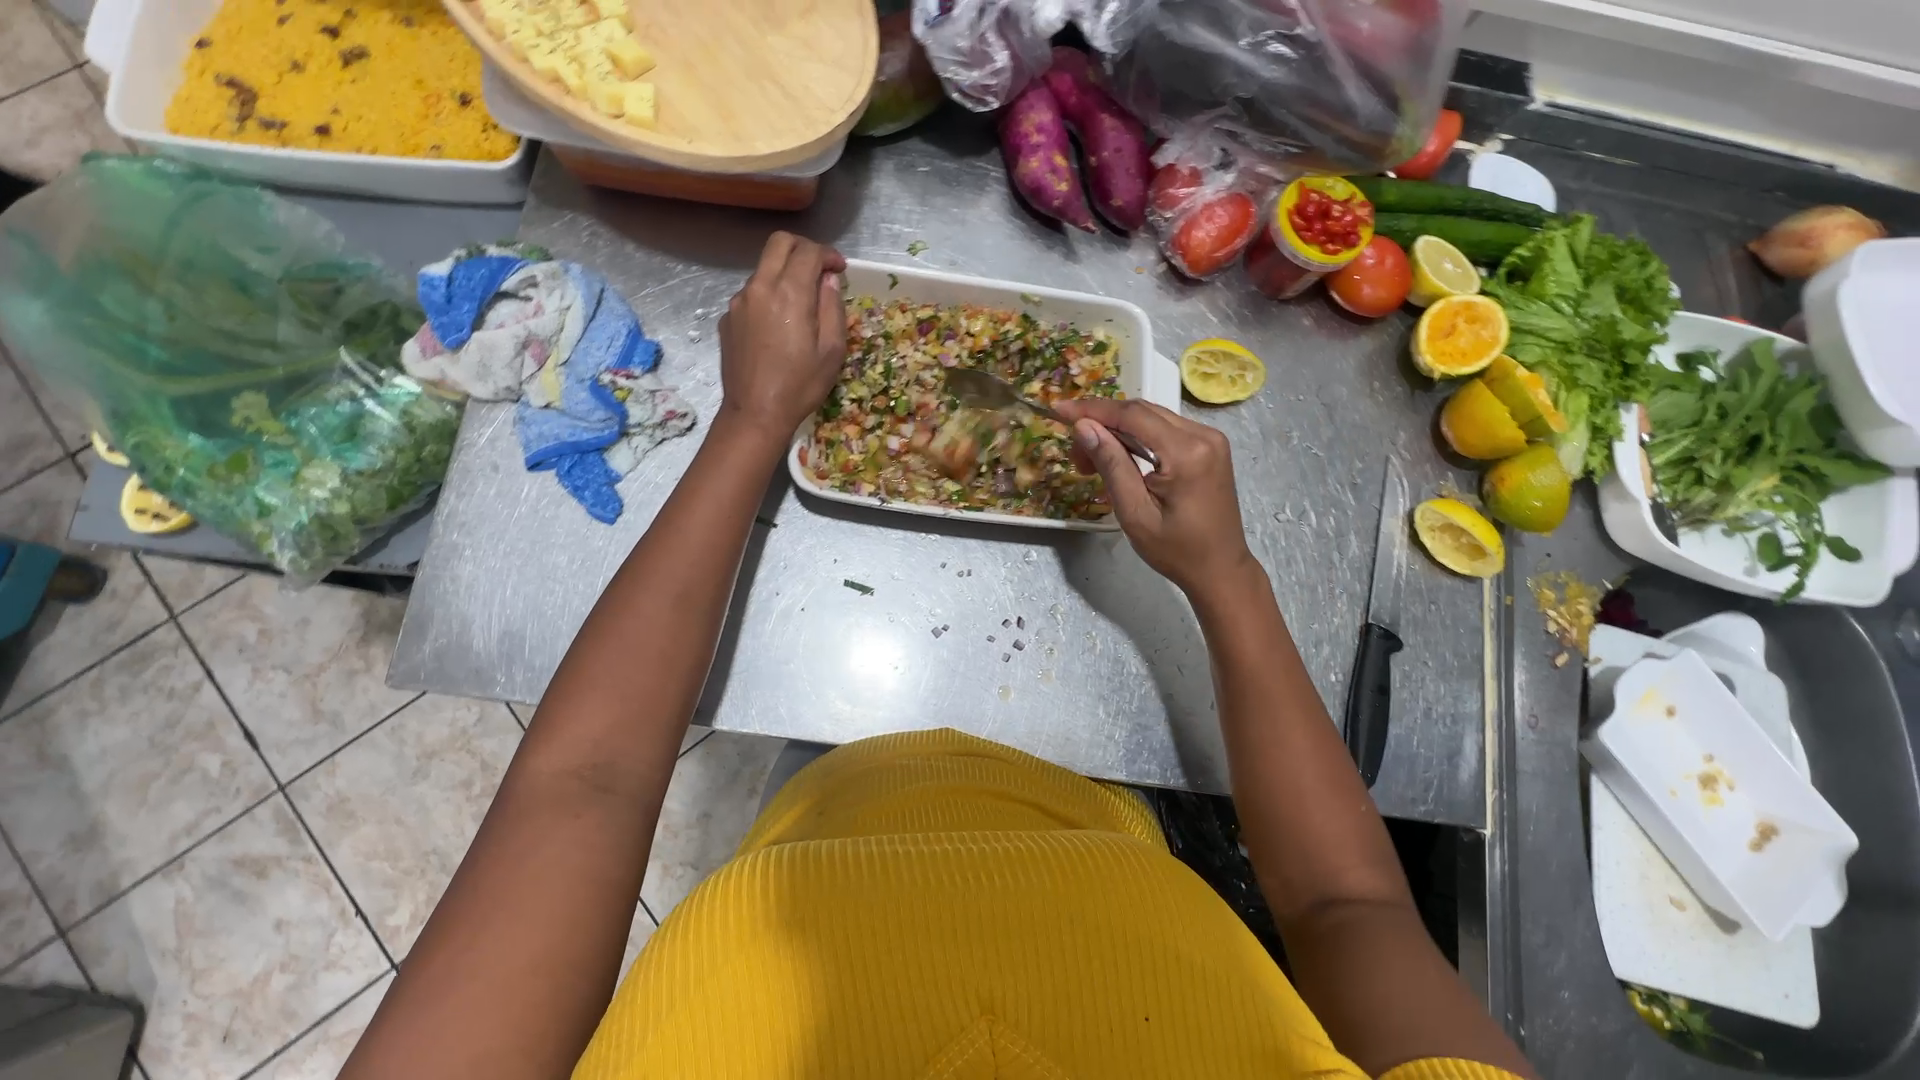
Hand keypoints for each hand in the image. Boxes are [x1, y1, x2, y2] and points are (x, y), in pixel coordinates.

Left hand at [715, 232, 847, 443]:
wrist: (755, 413)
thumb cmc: (801, 385)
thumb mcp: (832, 350)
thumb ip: (832, 307)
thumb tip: (829, 281)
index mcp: (790, 293)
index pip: (808, 251)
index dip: (828, 254)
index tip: (840, 269)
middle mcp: (760, 288)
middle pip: (779, 243)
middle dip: (803, 248)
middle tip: (819, 269)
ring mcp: (739, 302)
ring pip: (763, 268)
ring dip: (784, 273)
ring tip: (800, 302)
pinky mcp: (727, 318)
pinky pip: (751, 294)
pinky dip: (769, 296)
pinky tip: (778, 324)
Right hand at [1051, 397, 1256, 596]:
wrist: (1220, 568)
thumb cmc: (1176, 550)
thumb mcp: (1135, 513)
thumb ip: (1111, 465)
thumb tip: (1084, 427)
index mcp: (1187, 452)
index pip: (1132, 415)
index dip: (1092, 409)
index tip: (1059, 410)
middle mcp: (1203, 435)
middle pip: (1142, 411)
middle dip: (1102, 423)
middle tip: (1076, 453)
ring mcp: (1210, 438)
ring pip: (1153, 417)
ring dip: (1118, 430)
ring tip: (1092, 459)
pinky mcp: (1210, 446)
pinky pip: (1166, 429)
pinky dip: (1138, 437)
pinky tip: (1121, 457)